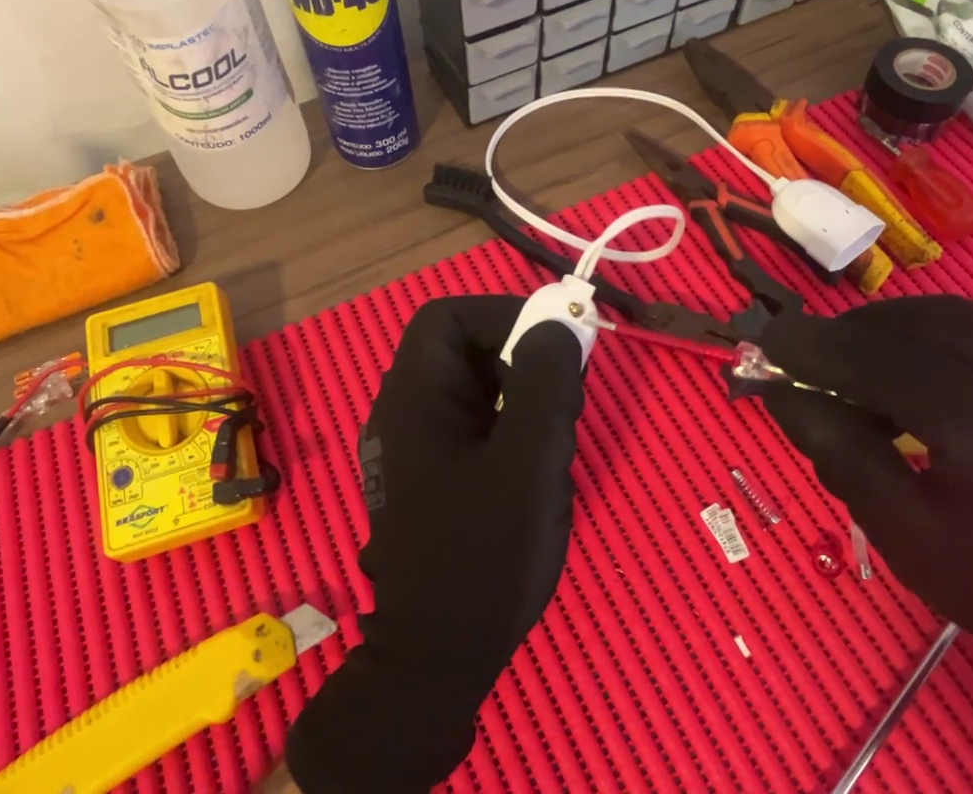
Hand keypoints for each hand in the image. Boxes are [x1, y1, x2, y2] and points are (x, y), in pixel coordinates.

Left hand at [286, 296, 585, 793]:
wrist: (438, 656)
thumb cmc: (483, 554)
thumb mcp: (528, 461)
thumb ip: (544, 384)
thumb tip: (556, 325)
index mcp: (413, 399)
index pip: (447, 319)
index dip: (502, 316)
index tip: (554, 344)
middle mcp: (406, 415)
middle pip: (466, 354)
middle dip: (523, 366)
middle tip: (566, 405)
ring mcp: (417, 451)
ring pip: (479, 395)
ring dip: (525, 407)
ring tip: (554, 451)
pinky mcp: (433, 482)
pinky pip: (478, 433)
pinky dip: (514, 440)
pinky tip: (537, 480)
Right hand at [760, 297, 972, 793]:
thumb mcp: (899, 533)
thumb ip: (841, 451)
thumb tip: (783, 390)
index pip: (901, 370)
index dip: (829, 350)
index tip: (773, 340)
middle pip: (939, 328)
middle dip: (861, 329)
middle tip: (807, 347)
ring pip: (971, 323)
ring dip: (898, 326)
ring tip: (850, 352)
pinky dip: (938, 341)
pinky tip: (907, 367)